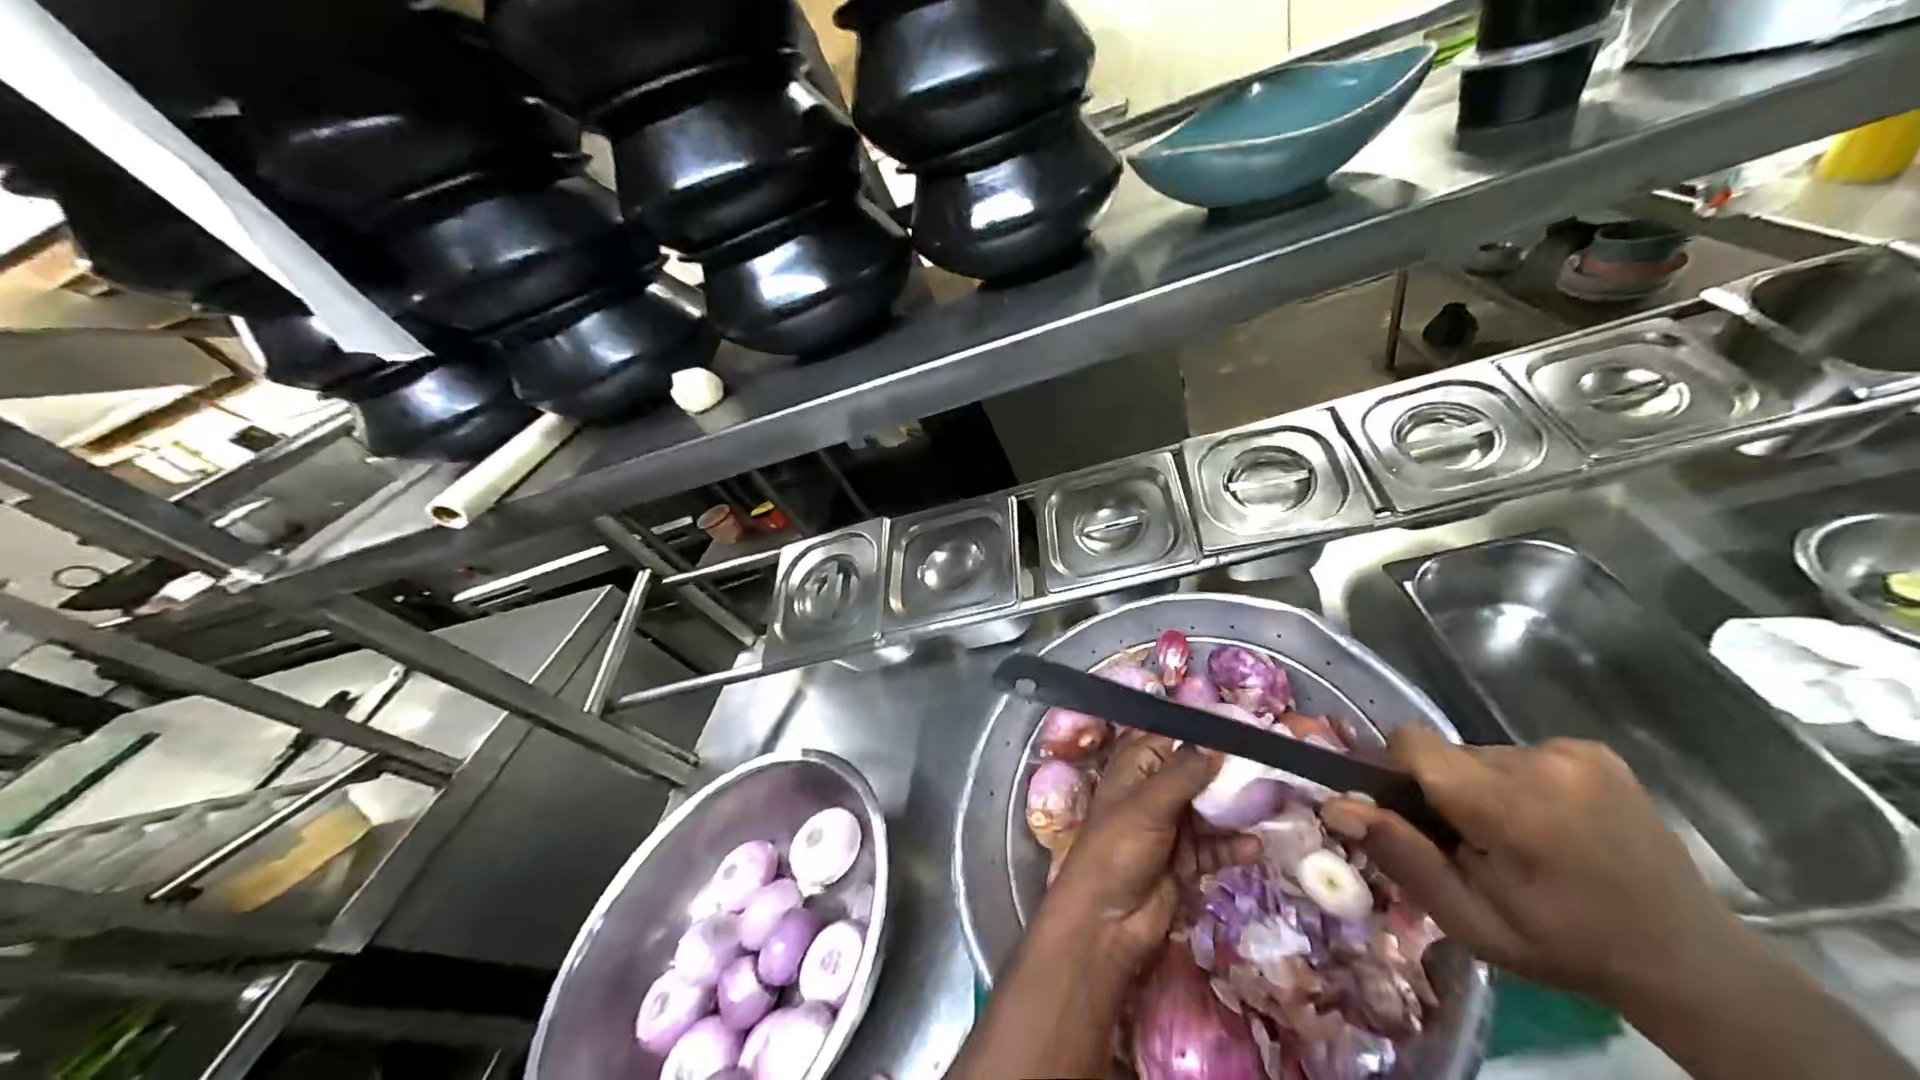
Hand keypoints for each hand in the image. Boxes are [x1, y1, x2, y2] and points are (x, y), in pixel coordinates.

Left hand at [1041, 732, 1260, 973]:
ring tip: (1276, 802)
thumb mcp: (1149, 805)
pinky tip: (1255, 847)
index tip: (1244, 725)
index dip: (1203, 731)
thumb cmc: (1118, 850)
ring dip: (1238, 808)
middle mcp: (1154, 791)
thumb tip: (1218, 742)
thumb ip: (1184, 773)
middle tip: (1271, 764)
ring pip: (1211, 807)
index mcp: (1135, 767)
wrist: (1107, 921)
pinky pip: (1216, 845)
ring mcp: (1172, 825)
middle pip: (1197, 771)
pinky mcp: (1187, 858)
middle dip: (1229, 769)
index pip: (1171, 737)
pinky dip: (1234, 845)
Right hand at [1320, 728, 1741, 1005]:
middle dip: (1442, 789)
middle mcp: (1541, 762)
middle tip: (1470, 844)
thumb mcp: (1469, 920)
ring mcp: (1575, 753)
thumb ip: (1402, 855)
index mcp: (1508, 806)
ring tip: (1516, 839)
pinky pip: (1519, 752)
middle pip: (1446, 753)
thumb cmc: (1562, 945)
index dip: (1396, 773)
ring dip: (1481, 787)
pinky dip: (1517, 782)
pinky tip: (1549, 823)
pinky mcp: (1595, 751)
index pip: (1411, 744)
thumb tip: (1337, 804)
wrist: (1686, 957)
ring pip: (1481, 753)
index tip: (1411, 815)